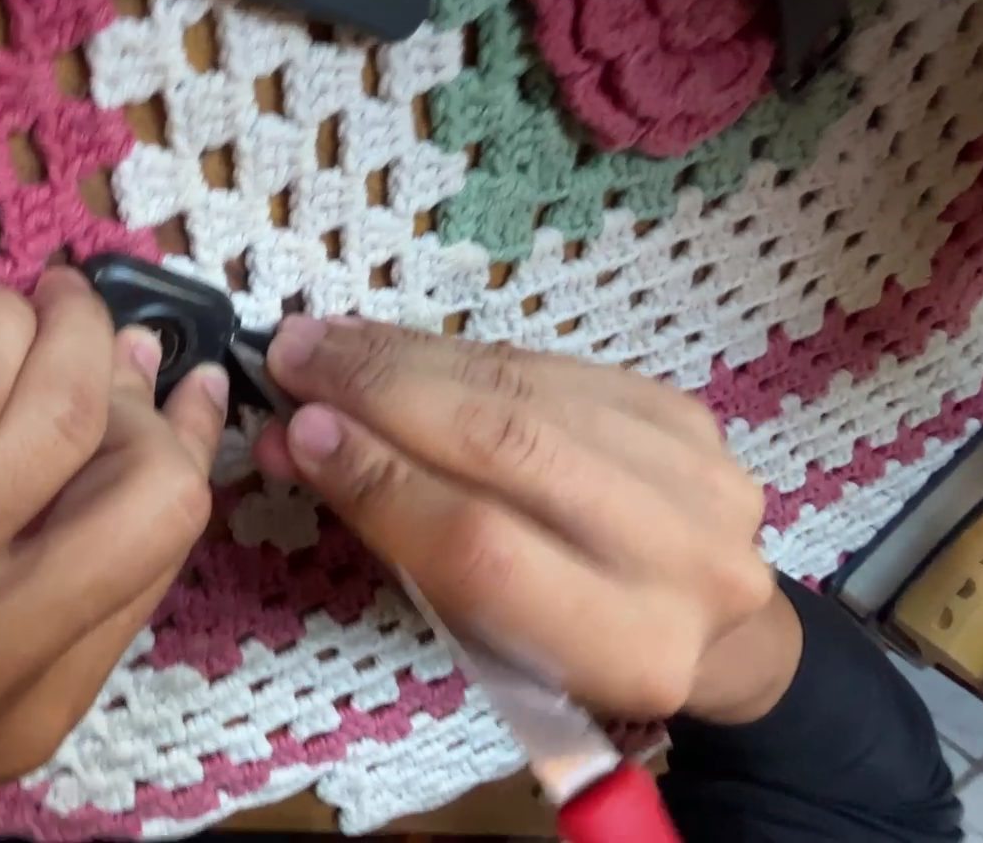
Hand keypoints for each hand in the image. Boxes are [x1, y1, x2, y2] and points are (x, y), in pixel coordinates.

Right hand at [253, 316, 795, 722]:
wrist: (682, 599)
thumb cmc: (551, 632)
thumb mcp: (467, 616)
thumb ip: (384, 525)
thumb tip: (292, 440)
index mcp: (624, 646)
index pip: (478, 546)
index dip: (377, 478)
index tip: (297, 429)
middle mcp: (680, 555)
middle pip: (503, 444)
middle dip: (376, 390)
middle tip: (292, 355)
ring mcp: (690, 467)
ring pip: (515, 386)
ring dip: (398, 354)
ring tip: (322, 337)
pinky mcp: (675, 406)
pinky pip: (532, 360)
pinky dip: (440, 346)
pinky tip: (379, 337)